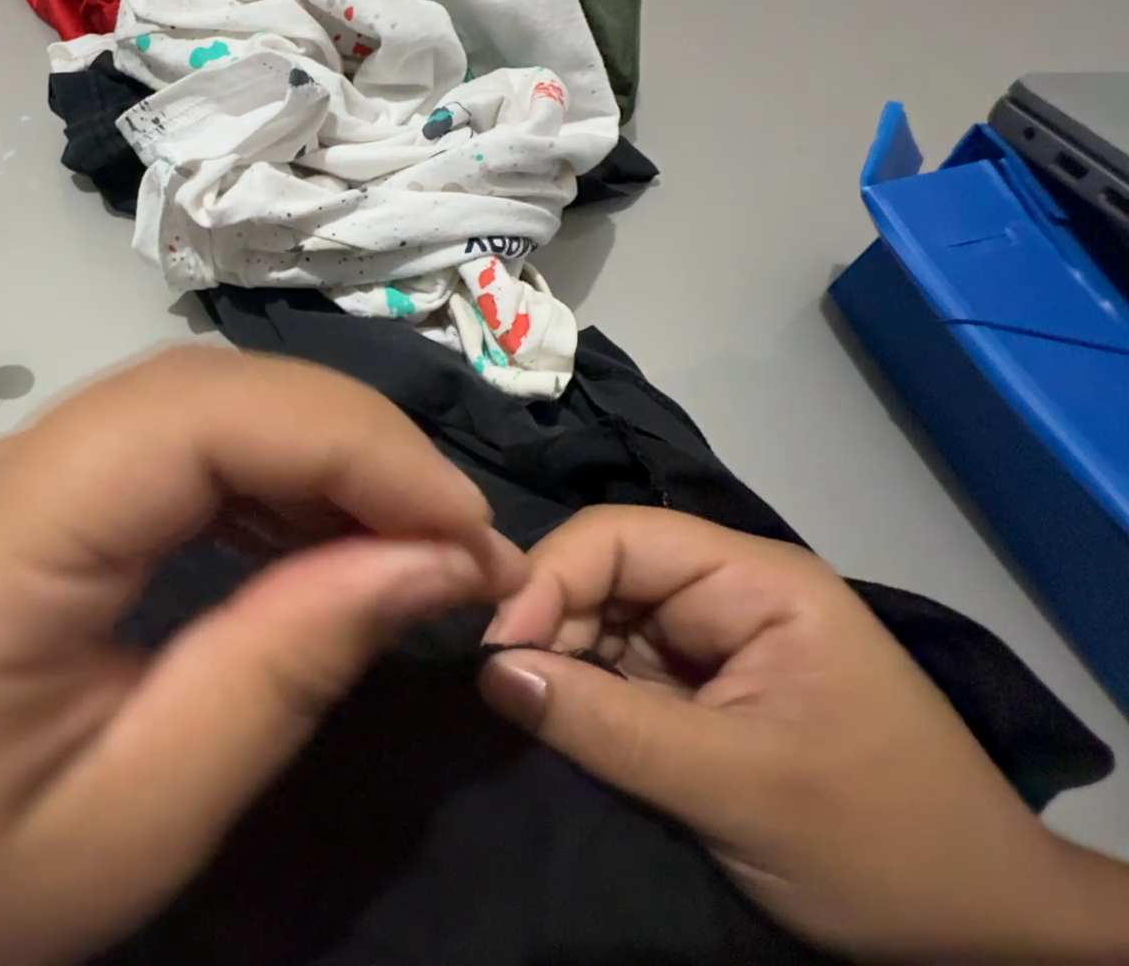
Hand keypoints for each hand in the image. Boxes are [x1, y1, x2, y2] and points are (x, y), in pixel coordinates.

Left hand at [0, 346, 524, 965]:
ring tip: (407, 538)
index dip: (341, 442)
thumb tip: (431, 559)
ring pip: (194, 400)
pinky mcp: (35, 482)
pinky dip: (270, 469)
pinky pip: (172, 438)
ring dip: (319, 451)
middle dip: (349, 442)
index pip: (181, 420)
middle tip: (455, 537)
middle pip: (195, 391)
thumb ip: (284, 670)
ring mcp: (6, 465)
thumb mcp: (149, 809)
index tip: (460, 526)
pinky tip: (321, 531)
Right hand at [478, 506, 1128, 963]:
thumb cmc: (879, 843)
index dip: (548, 579)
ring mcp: (705, 641)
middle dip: (546, 626)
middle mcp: (723, 595)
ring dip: (554, 662)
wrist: (973, 932)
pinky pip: (606, 667)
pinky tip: (560, 723)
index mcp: (754, 583)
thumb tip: (490, 670)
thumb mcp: (738, 787)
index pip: (617, 538)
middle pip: (596, 574)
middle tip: (508, 691)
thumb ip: (606, 724)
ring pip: (592, 621)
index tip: (501, 652)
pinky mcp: (689, 686)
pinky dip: (573, 693)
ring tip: (533, 714)